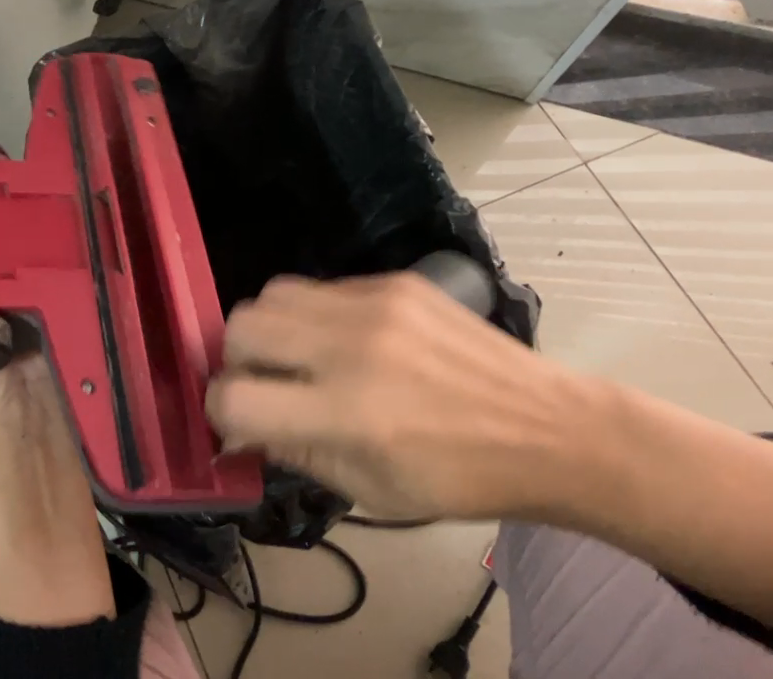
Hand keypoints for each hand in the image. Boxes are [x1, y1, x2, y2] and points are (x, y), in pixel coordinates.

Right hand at [206, 273, 594, 521]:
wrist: (553, 431)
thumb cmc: (461, 479)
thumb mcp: (371, 491)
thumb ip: (295, 452)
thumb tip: (241, 425)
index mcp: (346, 414)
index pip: (234, 397)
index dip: (219, 410)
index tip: (236, 418)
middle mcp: (350, 348)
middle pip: (240, 327)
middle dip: (237, 359)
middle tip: (264, 381)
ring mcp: (374, 305)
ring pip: (272, 293)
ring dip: (269, 328)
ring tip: (299, 353)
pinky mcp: (395, 282)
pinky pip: (322, 286)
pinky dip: (315, 315)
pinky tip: (349, 340)